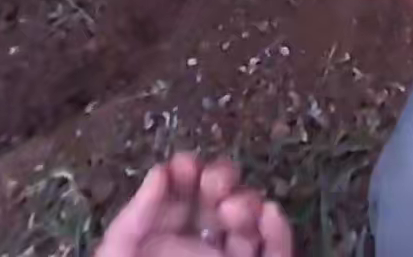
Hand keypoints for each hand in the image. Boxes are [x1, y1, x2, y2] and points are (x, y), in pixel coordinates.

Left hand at [96, 154, 291, 256]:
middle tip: (215, 181)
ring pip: (251, 221)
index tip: (184, 164)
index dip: (186, 173)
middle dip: (222, 179)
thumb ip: (132, 222)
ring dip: (249, 202)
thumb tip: (162, 168)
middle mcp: (198, 249)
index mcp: (162, 244)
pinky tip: (271, 214)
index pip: (181, 196)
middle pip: (219, 199)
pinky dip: (279, 232)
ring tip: (235, 208)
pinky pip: (277, 251)